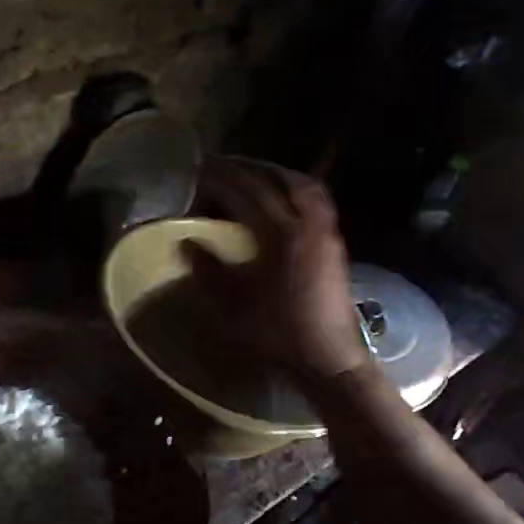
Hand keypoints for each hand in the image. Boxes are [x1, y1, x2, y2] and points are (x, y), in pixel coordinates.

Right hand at [184, 157, 370, 383]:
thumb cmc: (278, 335)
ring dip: (278, 175)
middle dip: (249, 169)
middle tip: (225, 165)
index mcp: (279, 235)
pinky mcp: (336, 247)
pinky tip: (287, 201)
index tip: (199, 173)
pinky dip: (299, 190)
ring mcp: (327, 234)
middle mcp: (307, 225)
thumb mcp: (233, 308)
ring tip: (257, 175)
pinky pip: (319, 202)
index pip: (246, 193)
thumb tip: (186, 242)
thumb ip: (208, 271)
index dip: (220, 180)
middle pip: (278, 181)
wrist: (328, 358)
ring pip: (305, 187)